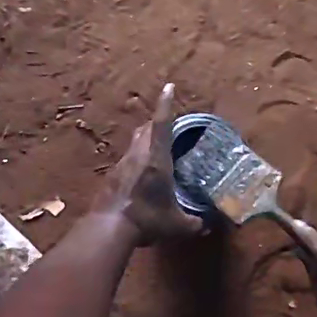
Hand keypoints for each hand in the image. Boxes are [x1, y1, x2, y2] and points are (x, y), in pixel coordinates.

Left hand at [98, 83, 205, 243]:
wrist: (108, 230)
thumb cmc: (147, 220)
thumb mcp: (176, 224)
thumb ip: (194, 223)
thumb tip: (208, 225)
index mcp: (156, 159)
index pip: (162, 124)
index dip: (165, 104)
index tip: (168, 86)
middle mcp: (138, 155)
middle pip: (146, 129)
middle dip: (158, 123)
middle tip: (169, 125)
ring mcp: (122, 164)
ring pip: (135, 142)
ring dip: (146, 140)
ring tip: (157, 149)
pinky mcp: (111, 176)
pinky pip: (127, 159)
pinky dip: (137, 159)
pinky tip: (142, 175)